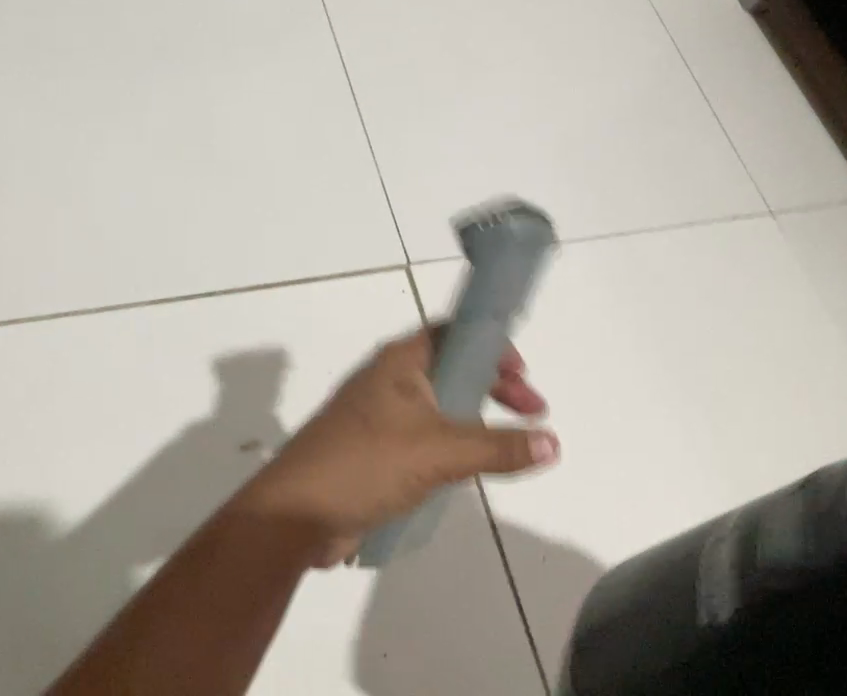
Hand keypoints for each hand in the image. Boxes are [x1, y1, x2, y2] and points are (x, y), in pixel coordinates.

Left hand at [230, 329, 557, 565]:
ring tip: (509, 443)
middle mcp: (390, 380)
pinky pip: (425, 439)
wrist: (293, 515)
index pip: (454, 331)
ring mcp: (380, 417)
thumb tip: (553, 443)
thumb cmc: (364, 464)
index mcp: (400, 362)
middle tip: (532, 412)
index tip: (524, 374)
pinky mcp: (375, 452)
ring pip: (440, 406)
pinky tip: (469, 470)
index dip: (492, 344)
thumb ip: (498, 448)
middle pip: (453, 368)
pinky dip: (452, 445)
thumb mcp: (439, 452)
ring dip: (475, 419)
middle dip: (494, 386)